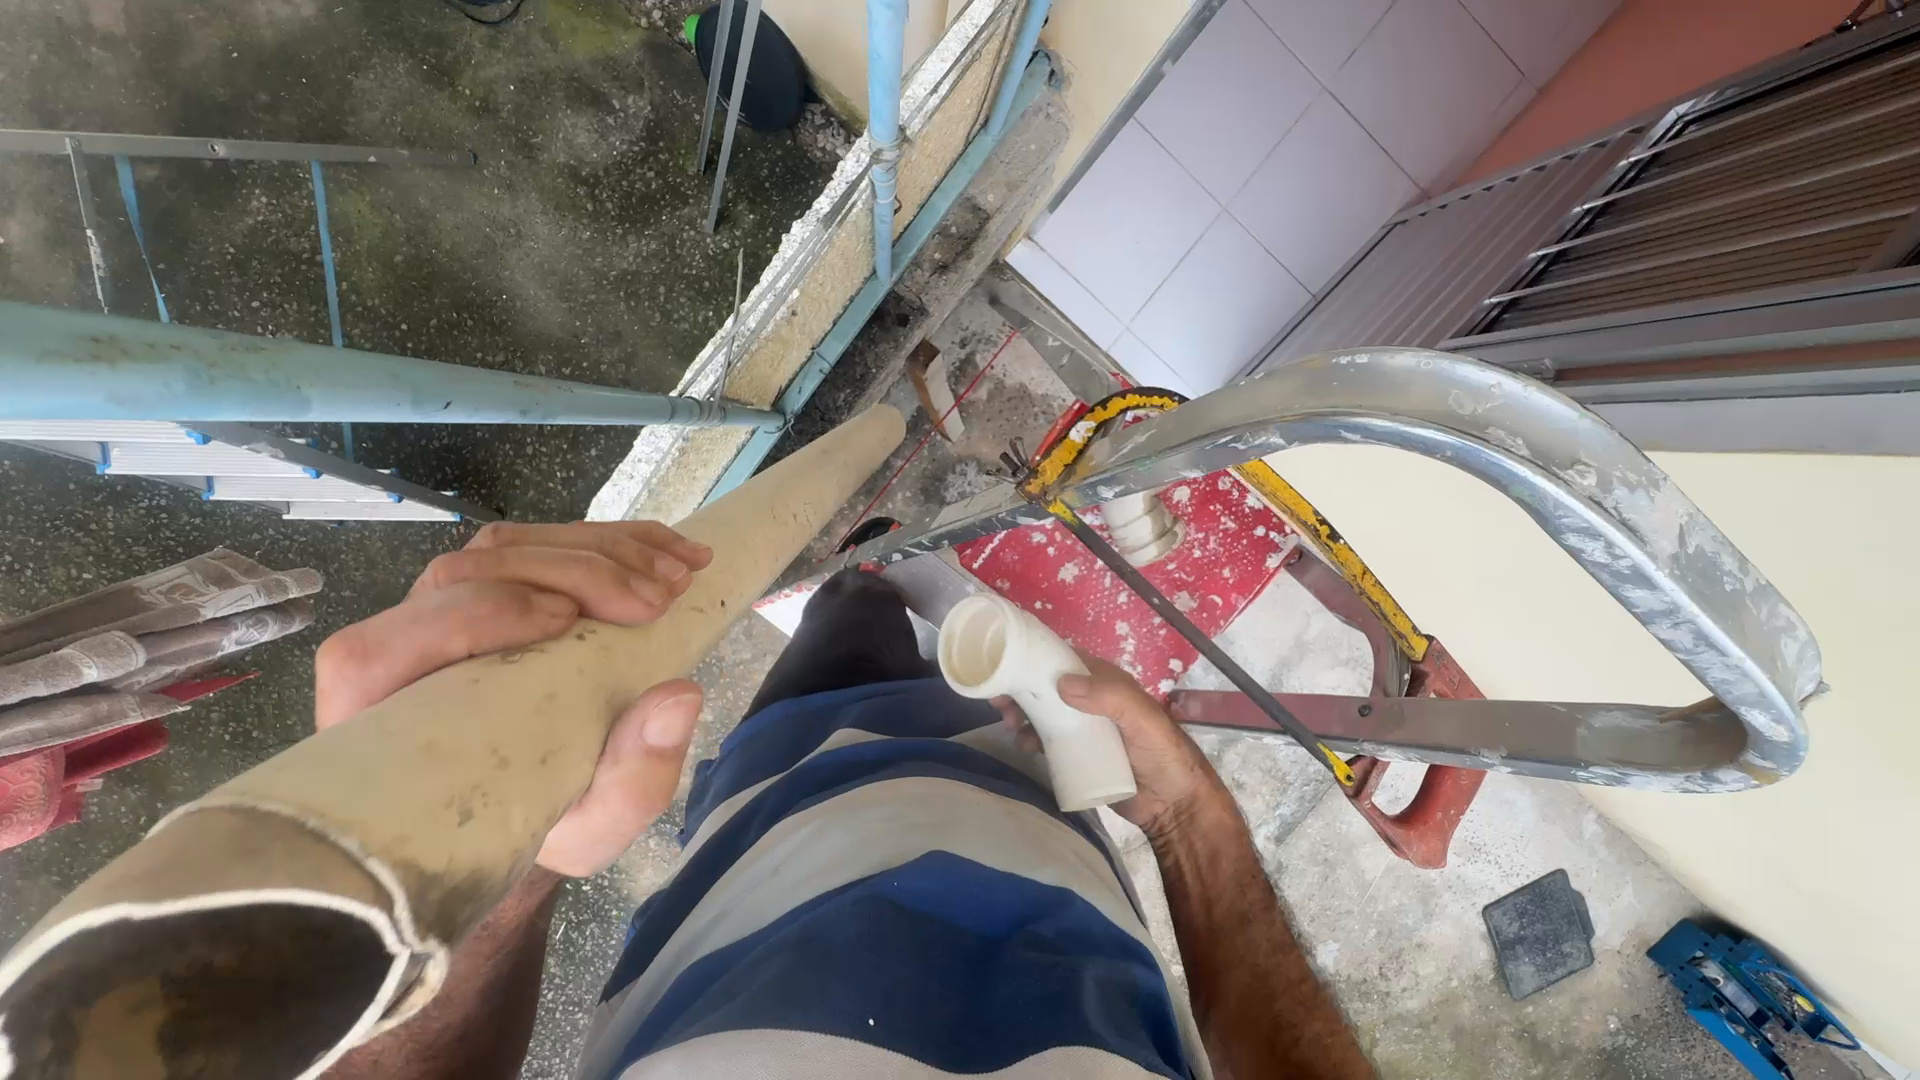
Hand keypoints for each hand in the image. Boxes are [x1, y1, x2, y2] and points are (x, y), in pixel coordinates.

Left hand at [313, 520, 714, 876]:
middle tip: (658, 598)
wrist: (555, 797)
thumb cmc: (554, 820)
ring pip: (512, 545)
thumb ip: (633, 777)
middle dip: (573, 571)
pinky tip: (676, 552)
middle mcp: (409, 652)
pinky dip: (621, 540)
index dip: (472, 616)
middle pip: (467, 574)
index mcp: (392, 723)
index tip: (570, 620)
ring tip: (679, 574)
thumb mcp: (598, 827)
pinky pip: (550, 539)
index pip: (387, 648)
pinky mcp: (508, 584)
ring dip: (607, 548)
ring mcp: (457, 607)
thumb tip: (680, 695)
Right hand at [993, 655, 1227, 842]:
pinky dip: (1031, 738)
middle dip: (1023, 690)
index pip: (1065, 660)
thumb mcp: (1141, 719)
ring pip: (1044, 713)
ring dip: (1023, 714)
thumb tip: (1062, 684)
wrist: (1172, 805)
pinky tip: (1024, 745)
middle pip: (1048, 687)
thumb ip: (1109, 697)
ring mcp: (1083, 728)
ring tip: (1010, 725)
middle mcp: (1091, 700)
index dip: (1036, 661)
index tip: (1009, 668)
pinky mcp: (1077, 754)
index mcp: (1105, 682)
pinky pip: (1048, 740)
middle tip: (1001, 702)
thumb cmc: (1161, 752)